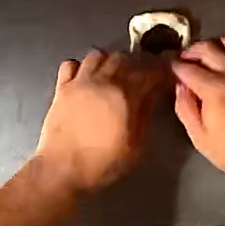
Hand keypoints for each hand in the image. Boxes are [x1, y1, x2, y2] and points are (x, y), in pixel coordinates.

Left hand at [29, 48, 166, 195]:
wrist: (62, 170)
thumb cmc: (102, 164)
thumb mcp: (136, 146)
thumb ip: (145, 115)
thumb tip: (152, 94)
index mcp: (124, 96)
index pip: (148, 72)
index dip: (159, 71)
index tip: (163, 75)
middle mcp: (102, 82)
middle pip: (123, 57)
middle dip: (136, 63)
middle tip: (141, 74)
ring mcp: (79, 83)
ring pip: (97, 55)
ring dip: (109, 60)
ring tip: (114, 73)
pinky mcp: (61, 88)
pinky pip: (70, 64)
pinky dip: (80, 66)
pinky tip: (86, 78)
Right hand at [172, 38, 224, 185]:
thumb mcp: (200, 137)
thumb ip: (185, 109)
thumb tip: (181, 87)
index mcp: (213, 89)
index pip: (187, 67)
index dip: (174, 66)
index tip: (169, 70)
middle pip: (207, 47)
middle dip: (191, 51)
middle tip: (184, 61)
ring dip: (215, 45)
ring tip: (208, 57)